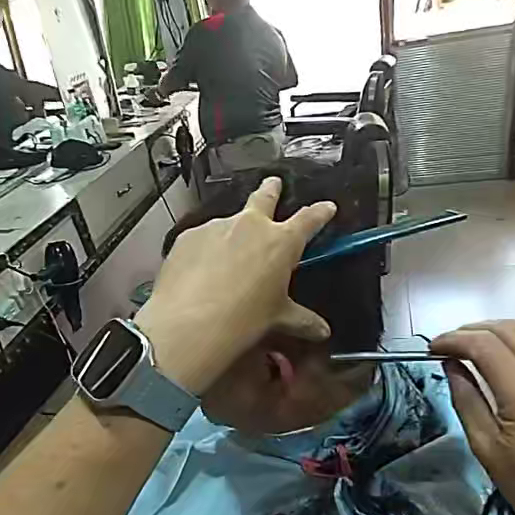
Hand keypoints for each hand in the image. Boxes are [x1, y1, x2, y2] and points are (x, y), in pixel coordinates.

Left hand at [133, 176, 335, 394]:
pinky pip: (202, 239)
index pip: (308, 219)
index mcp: (281, 242)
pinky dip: (206, 250)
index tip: (326, 206)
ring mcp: (216, 227)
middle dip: (271, 189)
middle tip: (274, 183)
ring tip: (228, 256)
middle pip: (264, 197)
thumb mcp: (278, 319)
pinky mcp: (187, 237)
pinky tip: (201, 271)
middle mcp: (250, 225)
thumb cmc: (242, 319)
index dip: (320, 212)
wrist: (189, 324)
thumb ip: (302, 320)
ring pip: (230, 221)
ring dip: (233, 231)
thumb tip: (321, 331)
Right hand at [431, 320, 514, 514]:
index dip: (454, 339)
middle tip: (450, 344)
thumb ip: (467, 399)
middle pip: (508, 330)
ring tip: (475, 349)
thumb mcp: (487, 448)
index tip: (432, 347)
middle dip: (474, 330)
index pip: (484, 344)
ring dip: (500, 334)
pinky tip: (512, 362)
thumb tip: (452, 365)